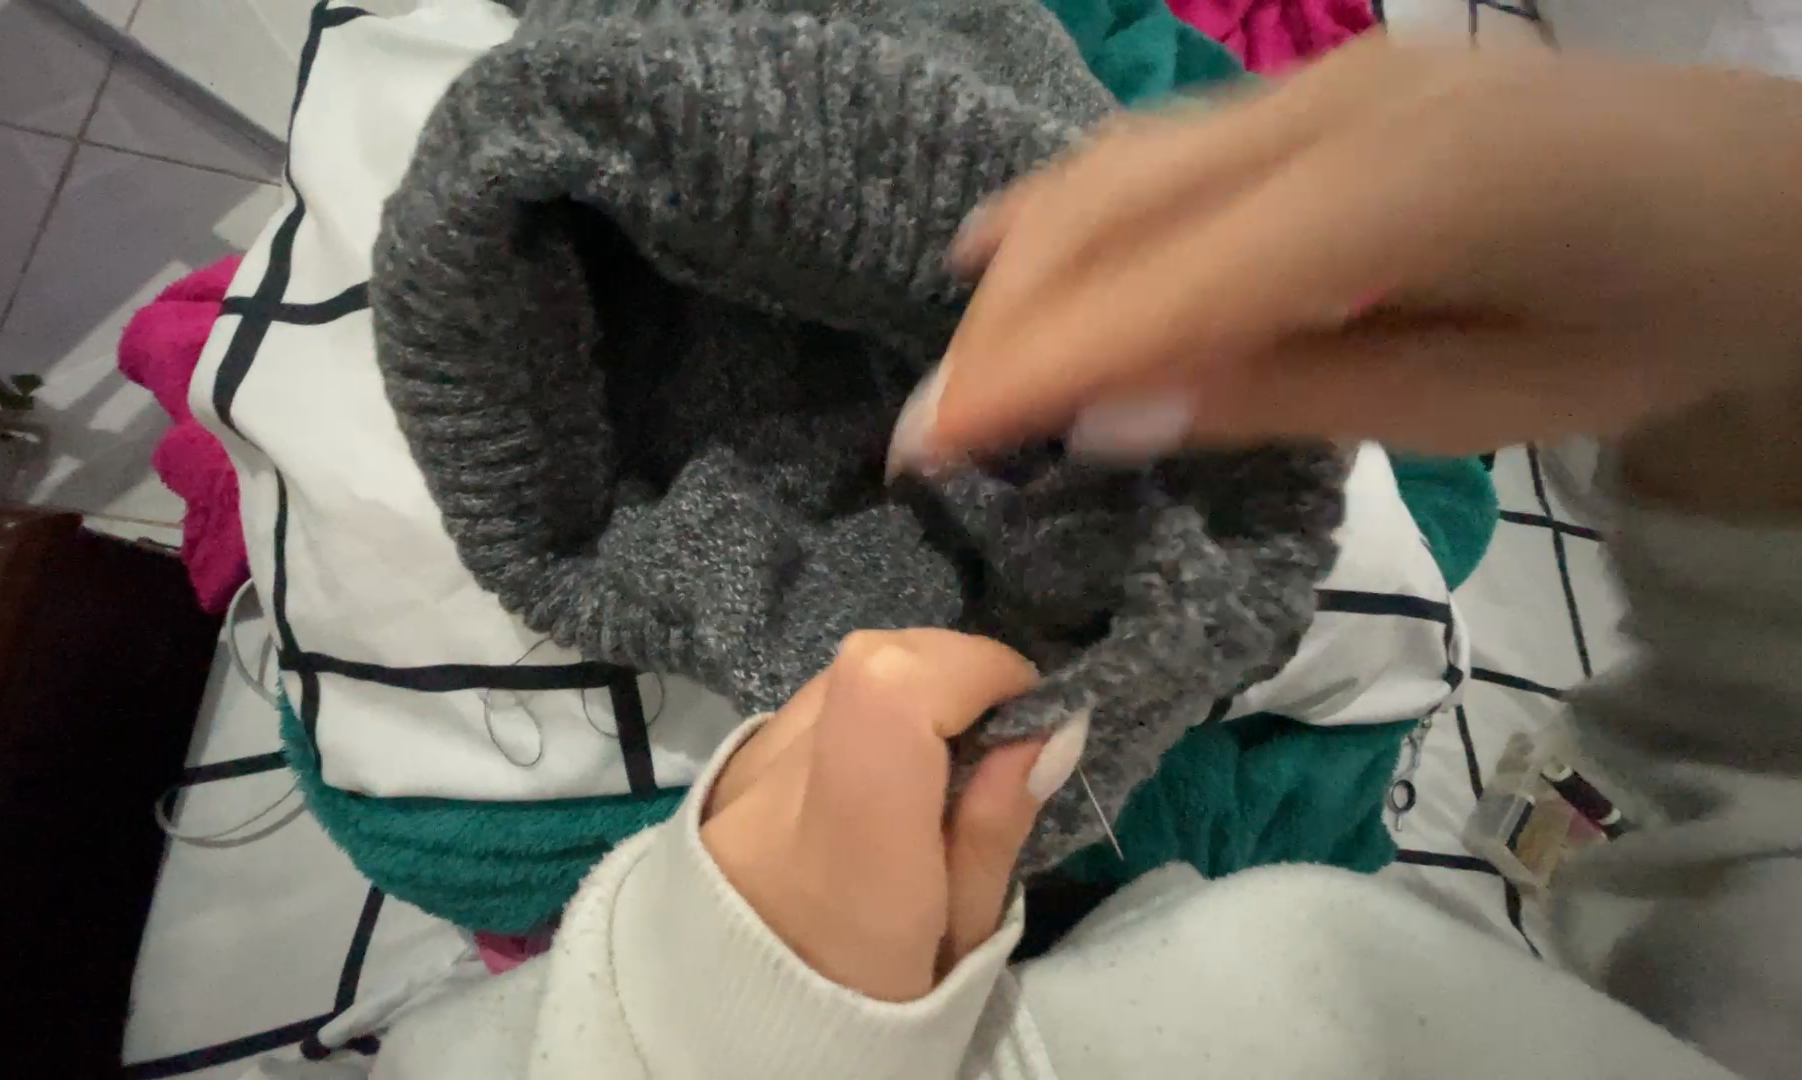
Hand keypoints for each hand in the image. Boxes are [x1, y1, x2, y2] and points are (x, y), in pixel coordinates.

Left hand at [700, 630, 1082, 1001]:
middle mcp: (781, 783)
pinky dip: (869, 699)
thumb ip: (995, 826)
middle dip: (955, 666)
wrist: (737, 1016)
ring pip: (847, 668)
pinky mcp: (734, 757)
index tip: (1028, 705)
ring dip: (914, 681)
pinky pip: (819, 694)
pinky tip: (883, 758)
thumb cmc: (867, 999)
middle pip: (872, 661)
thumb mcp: (959, 939)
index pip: (891, 691)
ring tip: (939, 746)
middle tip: (994, 724)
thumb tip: (1047, 728)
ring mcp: (745, 762)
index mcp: (847, 845)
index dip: (972, 668)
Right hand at [886, 37, 1801, 467]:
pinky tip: (988, 251)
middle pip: (1103, 218)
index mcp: (1398, 198)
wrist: (1757, 194)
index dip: (1029, 370)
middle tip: (929, 427)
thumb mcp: (1462, 407)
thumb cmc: (1629, 328)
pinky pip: (1134, 152)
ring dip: (1009, 280)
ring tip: (956, 366)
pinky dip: (1047, 211)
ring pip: (1103, 177)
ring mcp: (1304, 88)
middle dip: (996, 332)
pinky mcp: (1292, 96)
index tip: (925, 444)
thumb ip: (1274, 397)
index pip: (1158, 293)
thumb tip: (1107, 418)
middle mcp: (1328, 111)